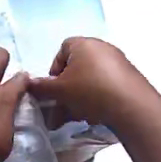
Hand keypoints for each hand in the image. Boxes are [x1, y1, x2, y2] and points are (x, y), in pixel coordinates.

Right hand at [29, 36, 157, 128]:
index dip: (54, 69)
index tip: (52, 87)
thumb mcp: (59, 90)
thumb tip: (29, 84)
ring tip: (75, 117)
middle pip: (76, 68)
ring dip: (78, 98)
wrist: (131, 106)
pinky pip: (104, 86)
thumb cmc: (89, 90)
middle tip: (60, 108)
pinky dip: (96, 99)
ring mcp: (117, 63)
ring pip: (89, 80)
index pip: (62, 49)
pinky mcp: (128, 78)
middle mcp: (101, 48)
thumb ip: (41, 87)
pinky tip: (93, 116)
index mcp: (83, 44)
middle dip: (65, 90)